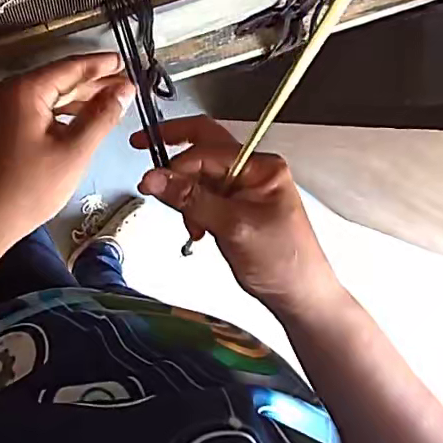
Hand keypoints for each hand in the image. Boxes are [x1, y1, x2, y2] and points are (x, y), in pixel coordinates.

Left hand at [0, 53, 132, 283]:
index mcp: (24, 91)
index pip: (71, 66)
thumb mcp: (74, 151)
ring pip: (46, 96)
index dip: (102, 64)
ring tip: (108, 104)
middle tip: (123, 85)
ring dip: (77, 99)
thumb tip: (122, 91)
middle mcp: (7, 93)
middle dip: (92, 83)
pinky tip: (78, 123)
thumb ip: (102, 116)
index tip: (124, 62)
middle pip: (58, 79)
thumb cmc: (23, 190)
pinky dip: (58, 113)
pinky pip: (33, 110)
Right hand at [132, 116, 347, 315]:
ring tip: (190, 222)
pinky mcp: (235, 206)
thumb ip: (191, 199)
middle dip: (174, 153)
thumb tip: (155, 177)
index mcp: (261, 166)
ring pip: (199, 175)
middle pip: (203, 148)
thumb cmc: (284, 262)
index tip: (151, 180)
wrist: (300, 297)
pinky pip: (203, 196)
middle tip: (142, 146)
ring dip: (184, 193)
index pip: (207, 148)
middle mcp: (252, 171)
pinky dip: (192, 209)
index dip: (176, 163)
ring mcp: (243, 189)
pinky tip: (197, 228)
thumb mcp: (232, 226)